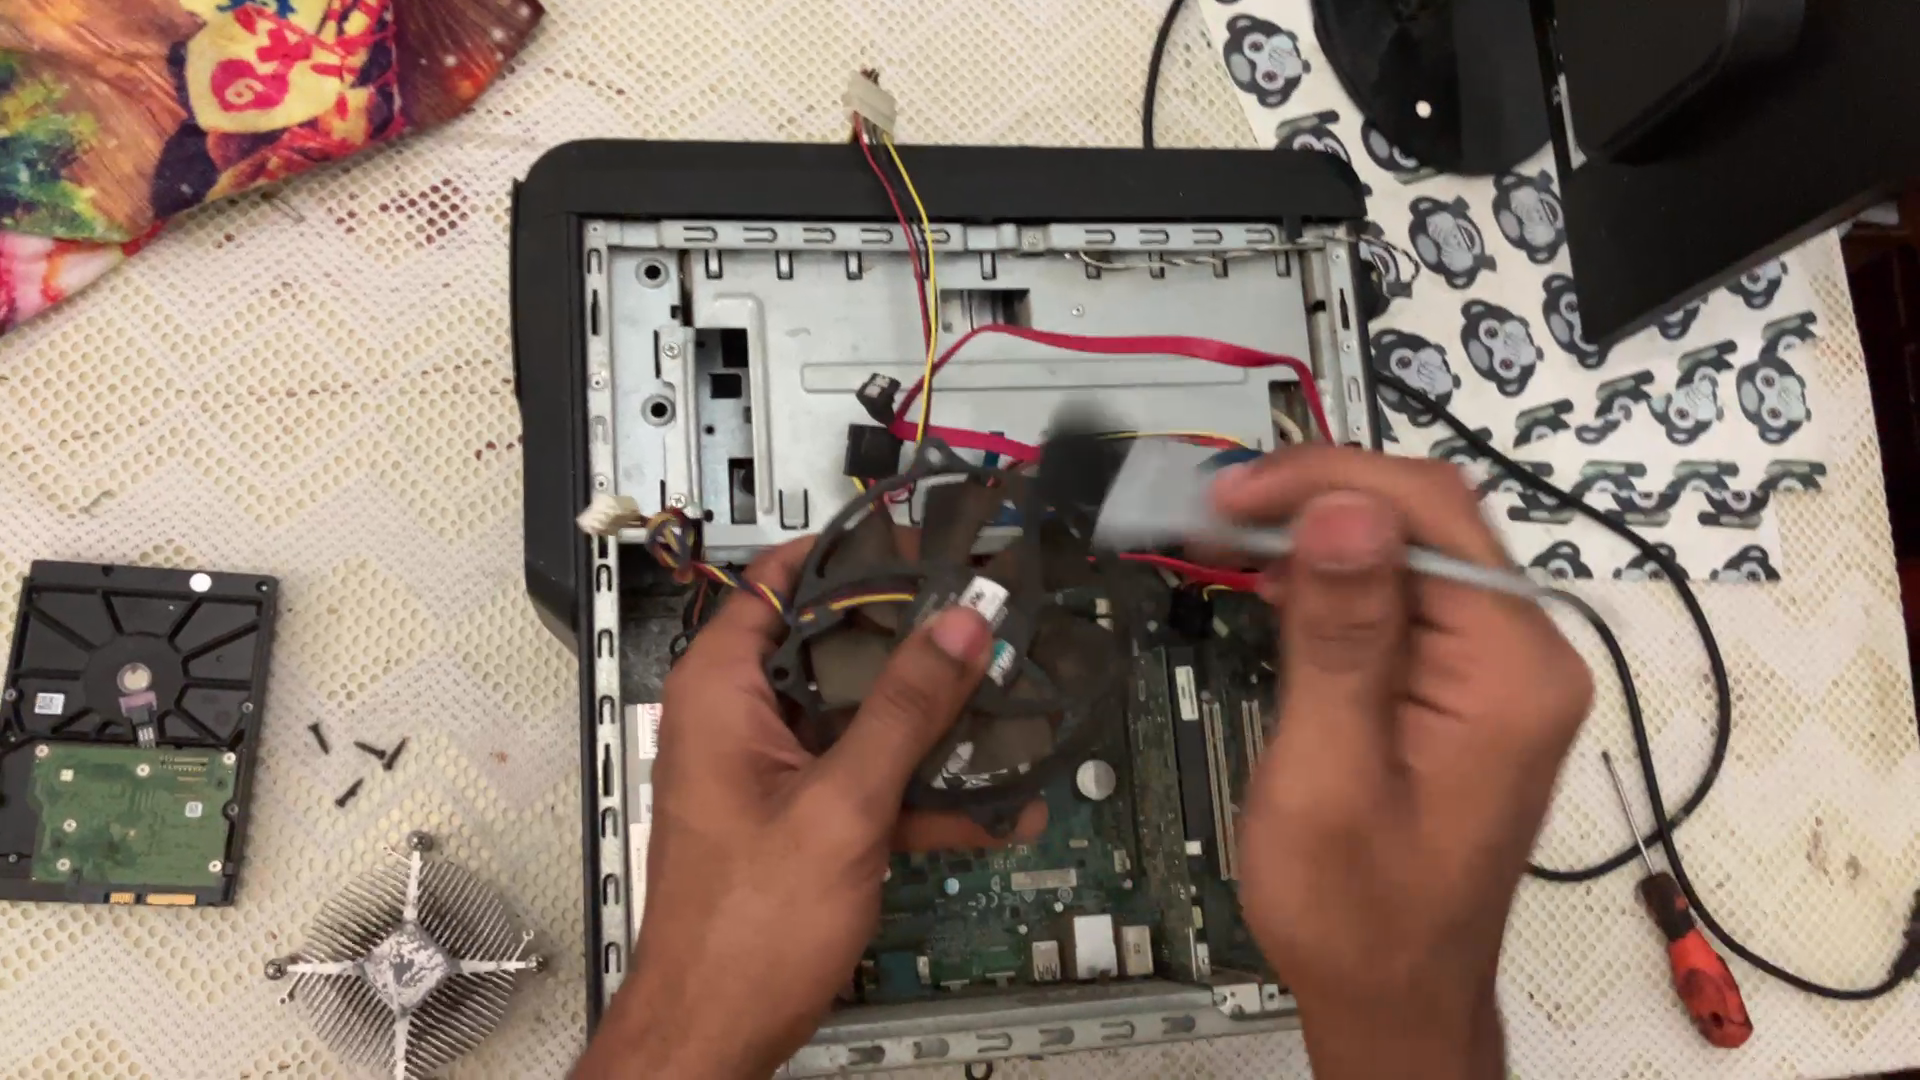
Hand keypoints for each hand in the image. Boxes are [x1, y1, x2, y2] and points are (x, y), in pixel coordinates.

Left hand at [575, 538, 1045, 1079]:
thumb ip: (906, 709)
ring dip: (927, 709)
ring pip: (859, 706)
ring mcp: (780, 762)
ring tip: (1003, 691)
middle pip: (832, 640)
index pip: (778, 580)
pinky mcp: (808, 806)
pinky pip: (867, 770)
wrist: (717, 1038)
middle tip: (980, 614)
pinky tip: (996, 804)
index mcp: (724, 687)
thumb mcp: (842, 803)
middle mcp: (746, 712)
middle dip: (909, 631)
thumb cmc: (754, 919)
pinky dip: (920, 782)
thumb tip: (962, 623)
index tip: (918, 546)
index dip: (845, 553)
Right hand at [1212, 448, 1592, 1079]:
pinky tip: (1275, 587)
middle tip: (1211, 516)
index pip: (1422, 511)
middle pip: (1418, 518)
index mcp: (1507, 666)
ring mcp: (1488, 666)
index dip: (1319, 481)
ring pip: (1399, 548)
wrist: (1388, 995)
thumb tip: (1343, 507)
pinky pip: (1391, 594)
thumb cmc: (1349, 904)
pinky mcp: (1451, 682)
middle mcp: (1518, 650)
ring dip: (1310, 530)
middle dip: (1310, 498)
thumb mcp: (1329, 769)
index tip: (1223, 499)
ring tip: (1226, 542)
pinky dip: (1324, 574)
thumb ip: (1342, 636)